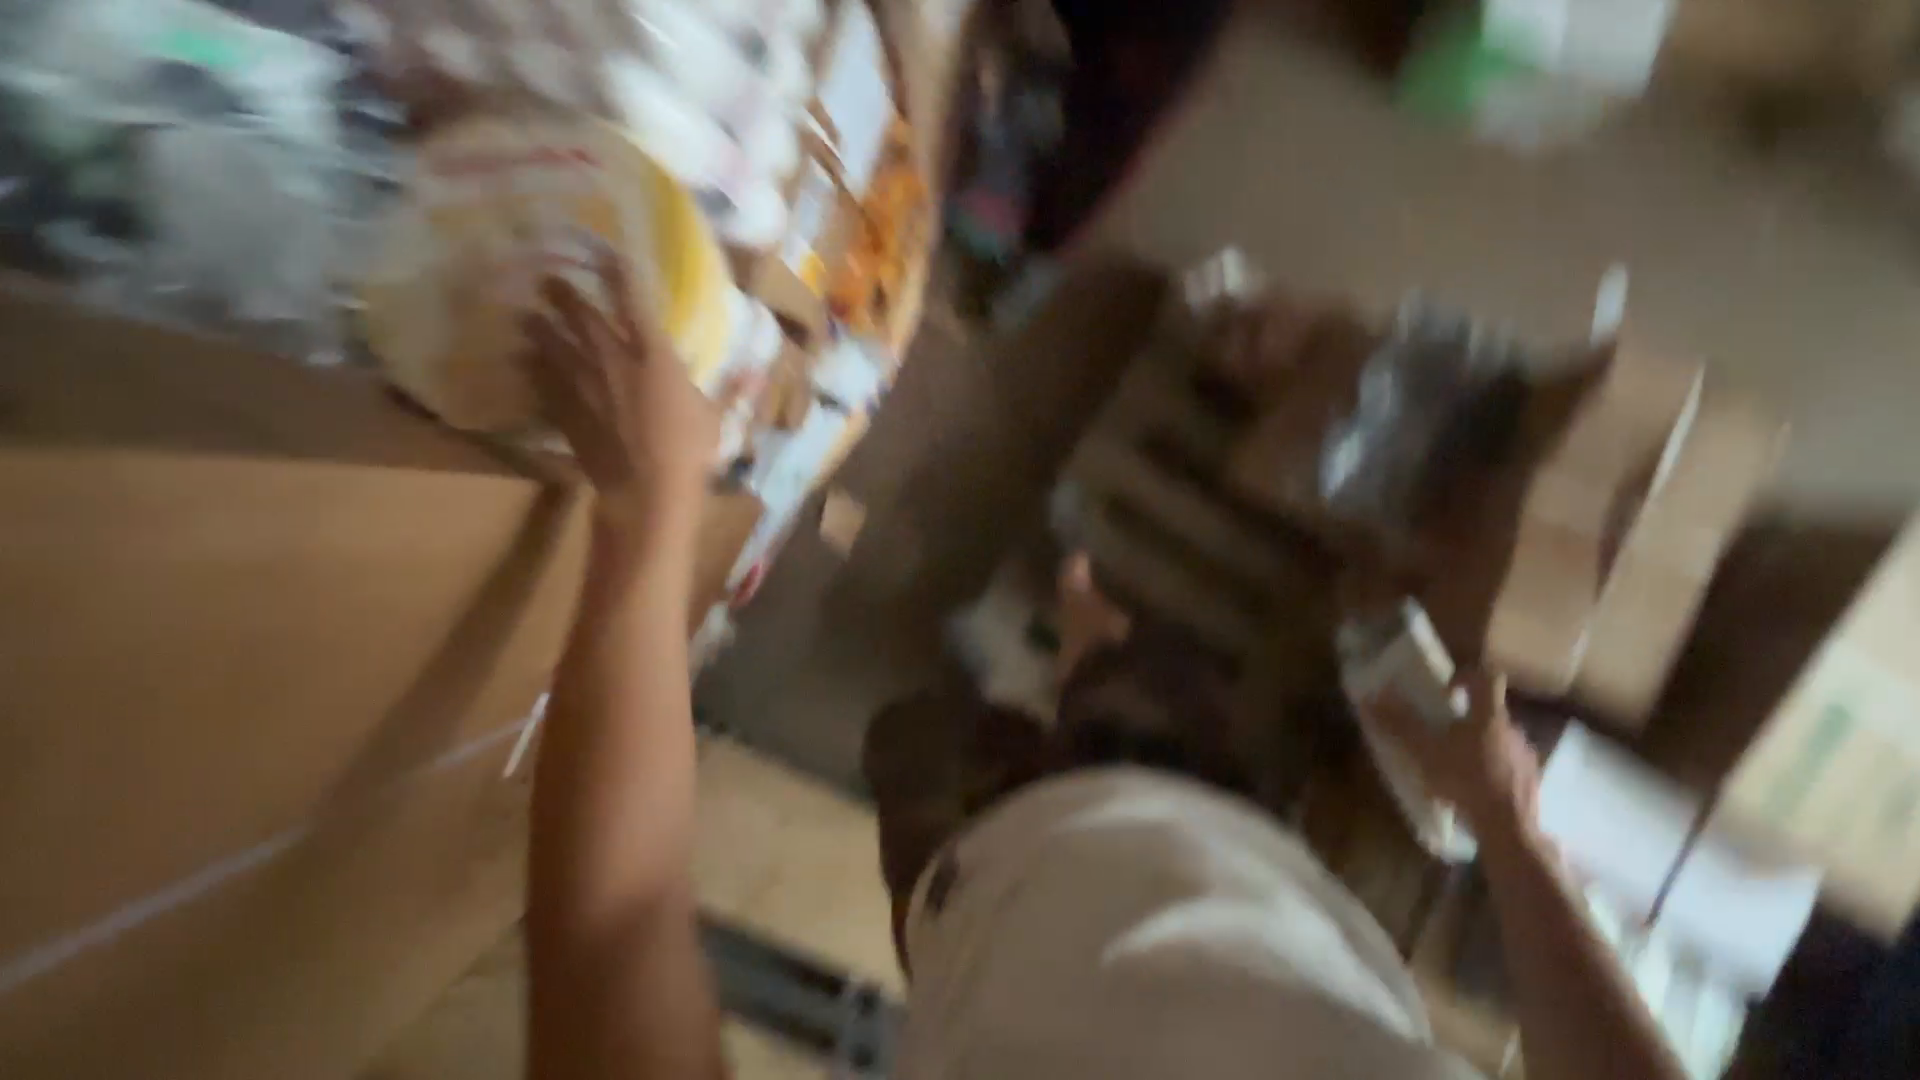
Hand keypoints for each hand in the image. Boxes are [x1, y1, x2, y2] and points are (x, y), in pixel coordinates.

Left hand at [521, 251, 718, 533]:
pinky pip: (542, 379)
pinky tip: (524, 359)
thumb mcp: (716, 419)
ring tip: (526, 315)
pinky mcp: (565, 409)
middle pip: (581, 314)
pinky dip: (532, 366)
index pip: (632, 301)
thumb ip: (732, 391)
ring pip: (553, 342)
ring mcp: (583, 383)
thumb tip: (758, 373)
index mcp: (655, 355)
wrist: (645, 490)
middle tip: (548, 279)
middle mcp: (613, 358)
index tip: (606, 254)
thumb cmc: (688, 452)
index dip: (617, 273)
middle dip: (563, 294)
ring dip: (539, 326)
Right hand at [1360, 670, 1541, 846]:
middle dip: (1466, 719)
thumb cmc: (1464, 780)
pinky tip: (1475, 789)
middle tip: (1442, 734)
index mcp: (1489, 716)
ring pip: (1500, 739)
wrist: (1509, 827)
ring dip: (1479, 746)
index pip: (1486, 678)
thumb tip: (1371, 698)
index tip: (1447, 690)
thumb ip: (1399, 725)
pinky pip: (1510, 765)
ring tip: (1456, 766)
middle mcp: (1513, 729)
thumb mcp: (1424, 752)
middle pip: (1490, 712)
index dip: (1466, 676)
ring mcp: (1526, 756)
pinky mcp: (1532, 780)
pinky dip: (1492, 770)